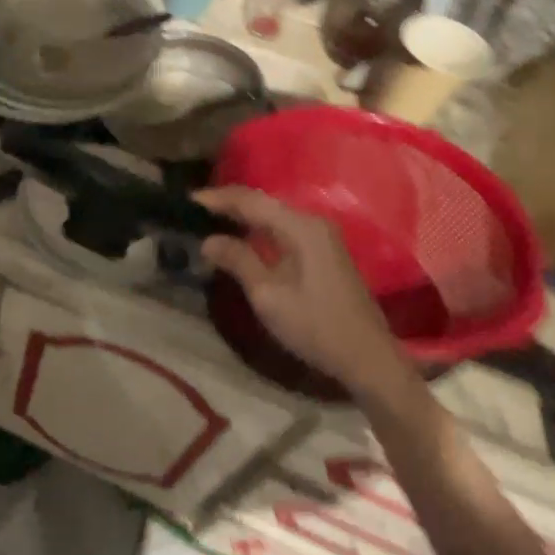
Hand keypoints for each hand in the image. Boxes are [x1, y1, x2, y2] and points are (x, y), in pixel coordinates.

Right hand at [195, 187, 414, 397]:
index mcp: (300, 228)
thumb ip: (238, 261)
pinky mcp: (324, 252)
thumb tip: (208, 240)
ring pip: (274, 215)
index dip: (218, 198)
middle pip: (263, 202)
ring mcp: (322, 237)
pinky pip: (283, 228)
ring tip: (211, 219)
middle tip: (193, 209)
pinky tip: (242, 236)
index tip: (187, 200)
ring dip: (243, 215)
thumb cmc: (315, 325)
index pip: (251, 200)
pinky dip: (259, 228)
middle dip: (229, 203)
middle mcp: (312, 223)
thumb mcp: (268, 296)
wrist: (367, 356)